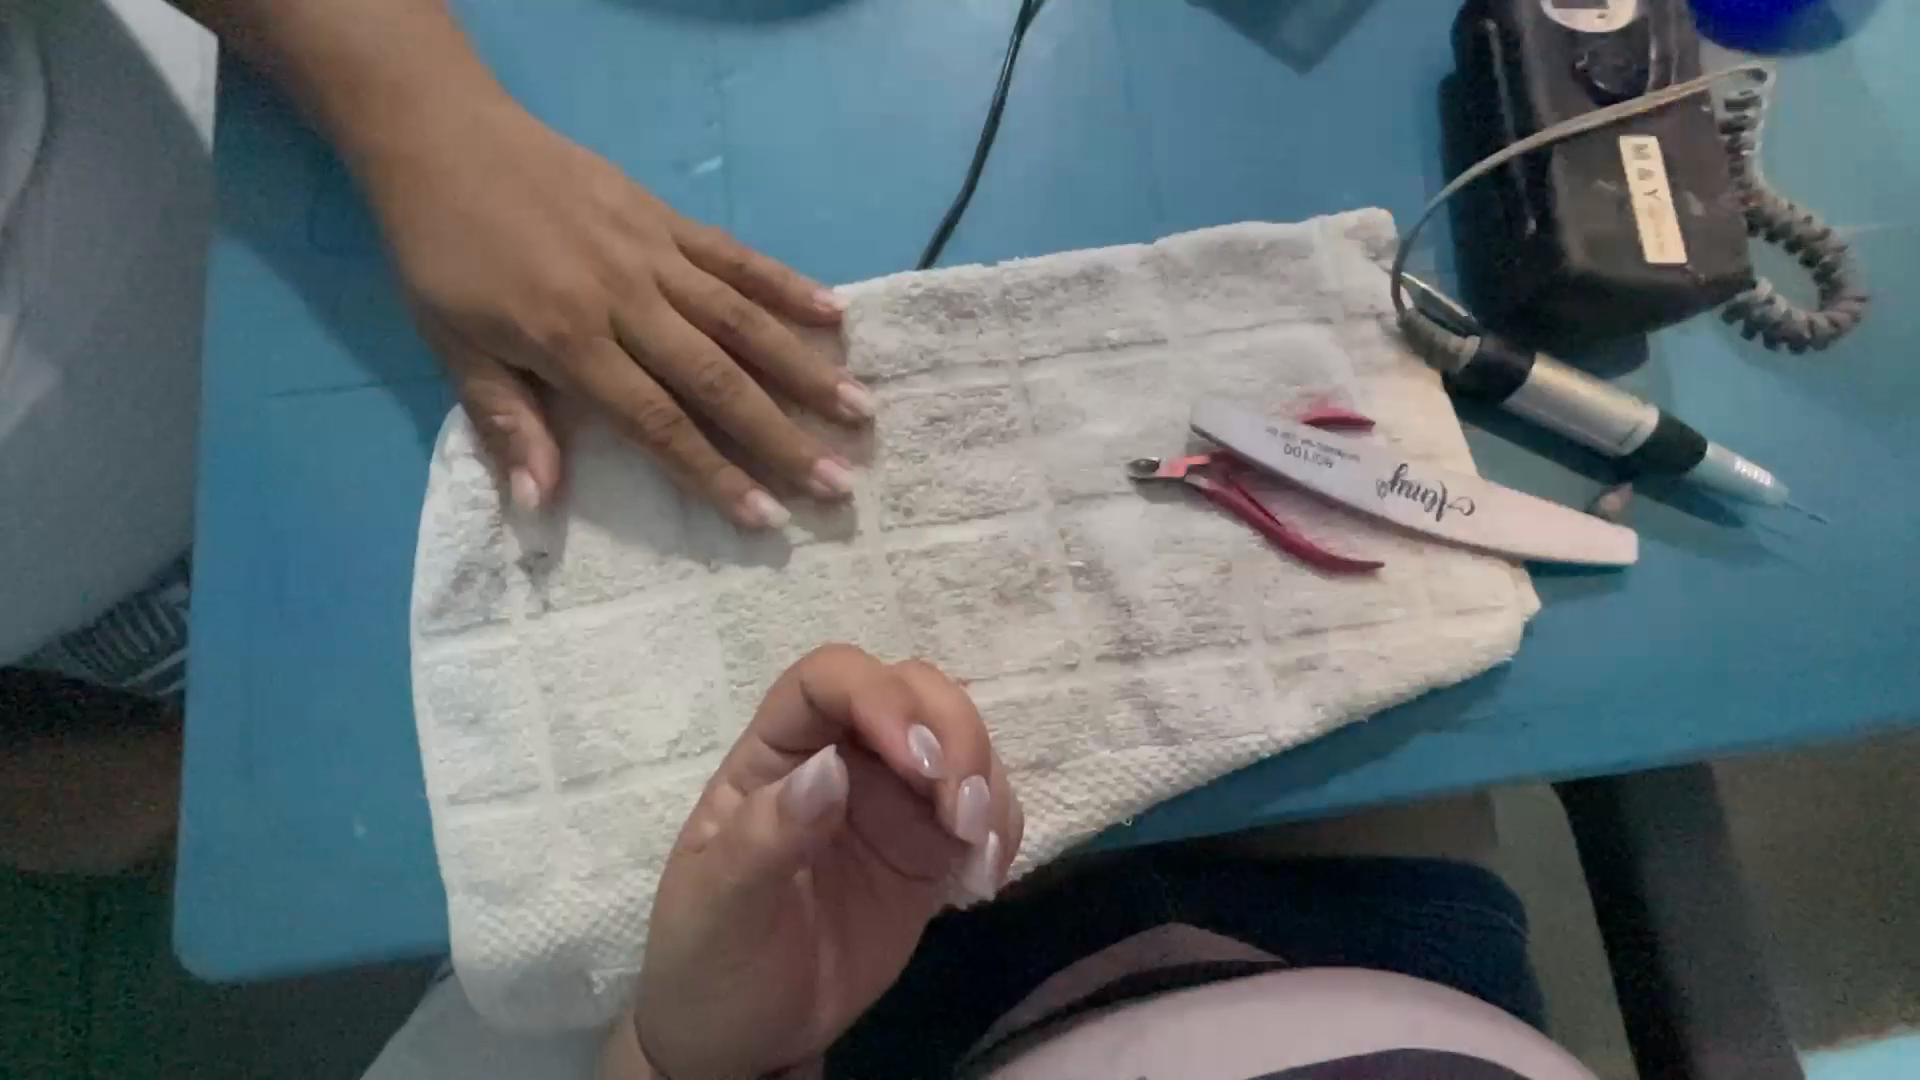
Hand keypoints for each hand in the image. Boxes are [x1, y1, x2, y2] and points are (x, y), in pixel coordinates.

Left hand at [363, 97, 873, 528]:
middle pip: (718, 380)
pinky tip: (836, 314)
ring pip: (742, 321)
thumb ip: (507, 422)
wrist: (439, 132)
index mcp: (571, 340)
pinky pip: (736, 257)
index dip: (715, 475)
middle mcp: (626, 302)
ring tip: (860, 410)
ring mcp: (656, 256)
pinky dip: (786, 285)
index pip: (658, 422)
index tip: (769, 518)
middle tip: (839, 482)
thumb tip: (540, 504)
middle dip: (781, 437)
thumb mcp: (452, 344)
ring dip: (805, 369)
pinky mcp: (669, 220)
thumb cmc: (443, 253)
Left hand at [616, 647, 1023, 1078]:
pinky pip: (985, 802)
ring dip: (985, 775)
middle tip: (961, 809)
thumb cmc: (713, 959)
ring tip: (979, 850)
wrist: (754, 1037)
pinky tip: (986, 875)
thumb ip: (765, 838)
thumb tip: (830, 768)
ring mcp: (894, 793)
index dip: (877, 697)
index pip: (829, 678)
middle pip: (913, 689)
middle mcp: (844, 751)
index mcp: (778, 749)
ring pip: (958, 734)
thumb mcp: (718, 907)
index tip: (914, 760)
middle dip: (952, 732)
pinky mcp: (933, 840)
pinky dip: (1002, 823)